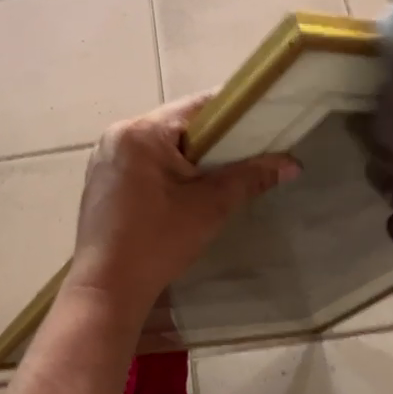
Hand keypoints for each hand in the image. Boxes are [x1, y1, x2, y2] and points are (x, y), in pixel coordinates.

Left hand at [67, 94, 298, 314]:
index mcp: (142, 131)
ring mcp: (104, 157)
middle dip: (210, 140)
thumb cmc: (158, 240)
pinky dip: (164, 170)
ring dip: (186, 157)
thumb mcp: (210, 206)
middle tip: (243, 155)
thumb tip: (292, 164)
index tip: (260, 124)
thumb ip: (250, 178)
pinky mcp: (100, 180)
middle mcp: (118, 134)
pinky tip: (181, 193)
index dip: (232, 113)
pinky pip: (140, 161)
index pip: (197, 106)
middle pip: (176, 124)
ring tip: (216, 177)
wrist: (107, 287)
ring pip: (158, 144)